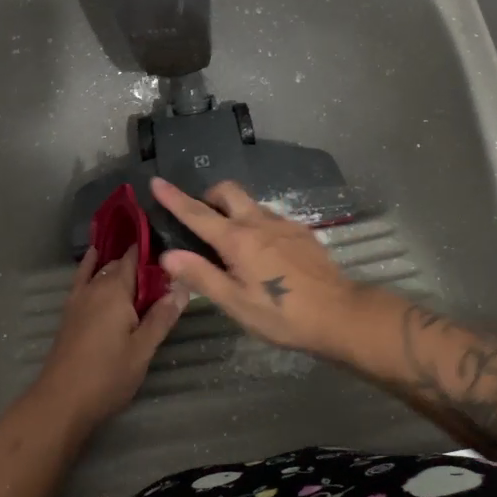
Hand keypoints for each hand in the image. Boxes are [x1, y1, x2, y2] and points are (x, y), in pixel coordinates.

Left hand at [33, 245, 187, 429]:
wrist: (62, 401)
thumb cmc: (107, 376)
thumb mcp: (142, 350)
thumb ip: (162, 317)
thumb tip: (183, 287)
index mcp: (116, 289)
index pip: (136, 256)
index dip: (153, 251)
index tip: (173, 251)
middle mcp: (96, 285)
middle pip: (121, 264)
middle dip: (141, 266)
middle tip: (166, 277)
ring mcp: (80, 297)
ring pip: (104, 272)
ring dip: (120, 269)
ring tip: (141, 272)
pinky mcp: (70, 310)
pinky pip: (83, 278)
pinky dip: (90, 265)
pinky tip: (94, 256)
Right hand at [150, 176, 366, 358]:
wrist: (341, 314)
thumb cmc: (283, 315)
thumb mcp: (236, 303)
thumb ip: (201, 276)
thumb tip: (168, 255)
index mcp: (237, 239)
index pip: (197, 213)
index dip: (174, 198)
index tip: (156, 181)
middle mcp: (258, 222)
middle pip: (227, 192)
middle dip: (208, 196)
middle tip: (202, 219)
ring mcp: (283, 224)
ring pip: (250, 203)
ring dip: (234, 210)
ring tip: (232, 242)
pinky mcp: (301, 231)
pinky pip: (270, 217)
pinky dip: (256, 224)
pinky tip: (264, 253)